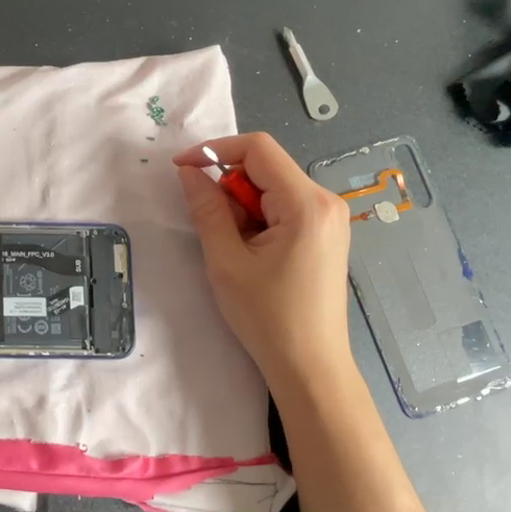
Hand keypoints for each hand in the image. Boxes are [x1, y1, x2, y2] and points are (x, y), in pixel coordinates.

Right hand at [174, 133, 353, 387]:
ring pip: (272, 188)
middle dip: (229, 187)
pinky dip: (257, 218)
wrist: (308, 362)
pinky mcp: (324, 234)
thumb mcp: (225, 261)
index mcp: (306, 204)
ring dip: (242, 206)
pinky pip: (283, 207)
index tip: (181, 170)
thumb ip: (207, 210)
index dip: (215, 150)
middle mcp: (325, 202)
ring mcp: (329, 218)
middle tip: (213, 230)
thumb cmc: (266, 316)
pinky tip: (250, 252)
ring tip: (233, 249)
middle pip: (266, 167)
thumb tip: (189, 172)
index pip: (258, 149)